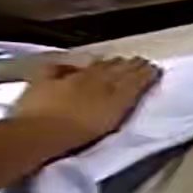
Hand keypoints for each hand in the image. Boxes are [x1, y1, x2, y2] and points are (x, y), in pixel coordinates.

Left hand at [10, 57, 158, 151]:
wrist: (39, 132)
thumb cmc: (82, 131)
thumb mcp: (116, 116)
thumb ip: (129, 97)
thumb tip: (140, 80)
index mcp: (114, 90)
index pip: (134, 77)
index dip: (144, 72)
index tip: (153, 67)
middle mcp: (93, 79)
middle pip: (114, 69)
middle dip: (127, 65)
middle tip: (137, 60)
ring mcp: (67, 79)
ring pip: (91, 66)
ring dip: (105, 63)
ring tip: (115, 60)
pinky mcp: (42, 83)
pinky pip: (56, 69)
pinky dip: (66, 65)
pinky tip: (70, 65)